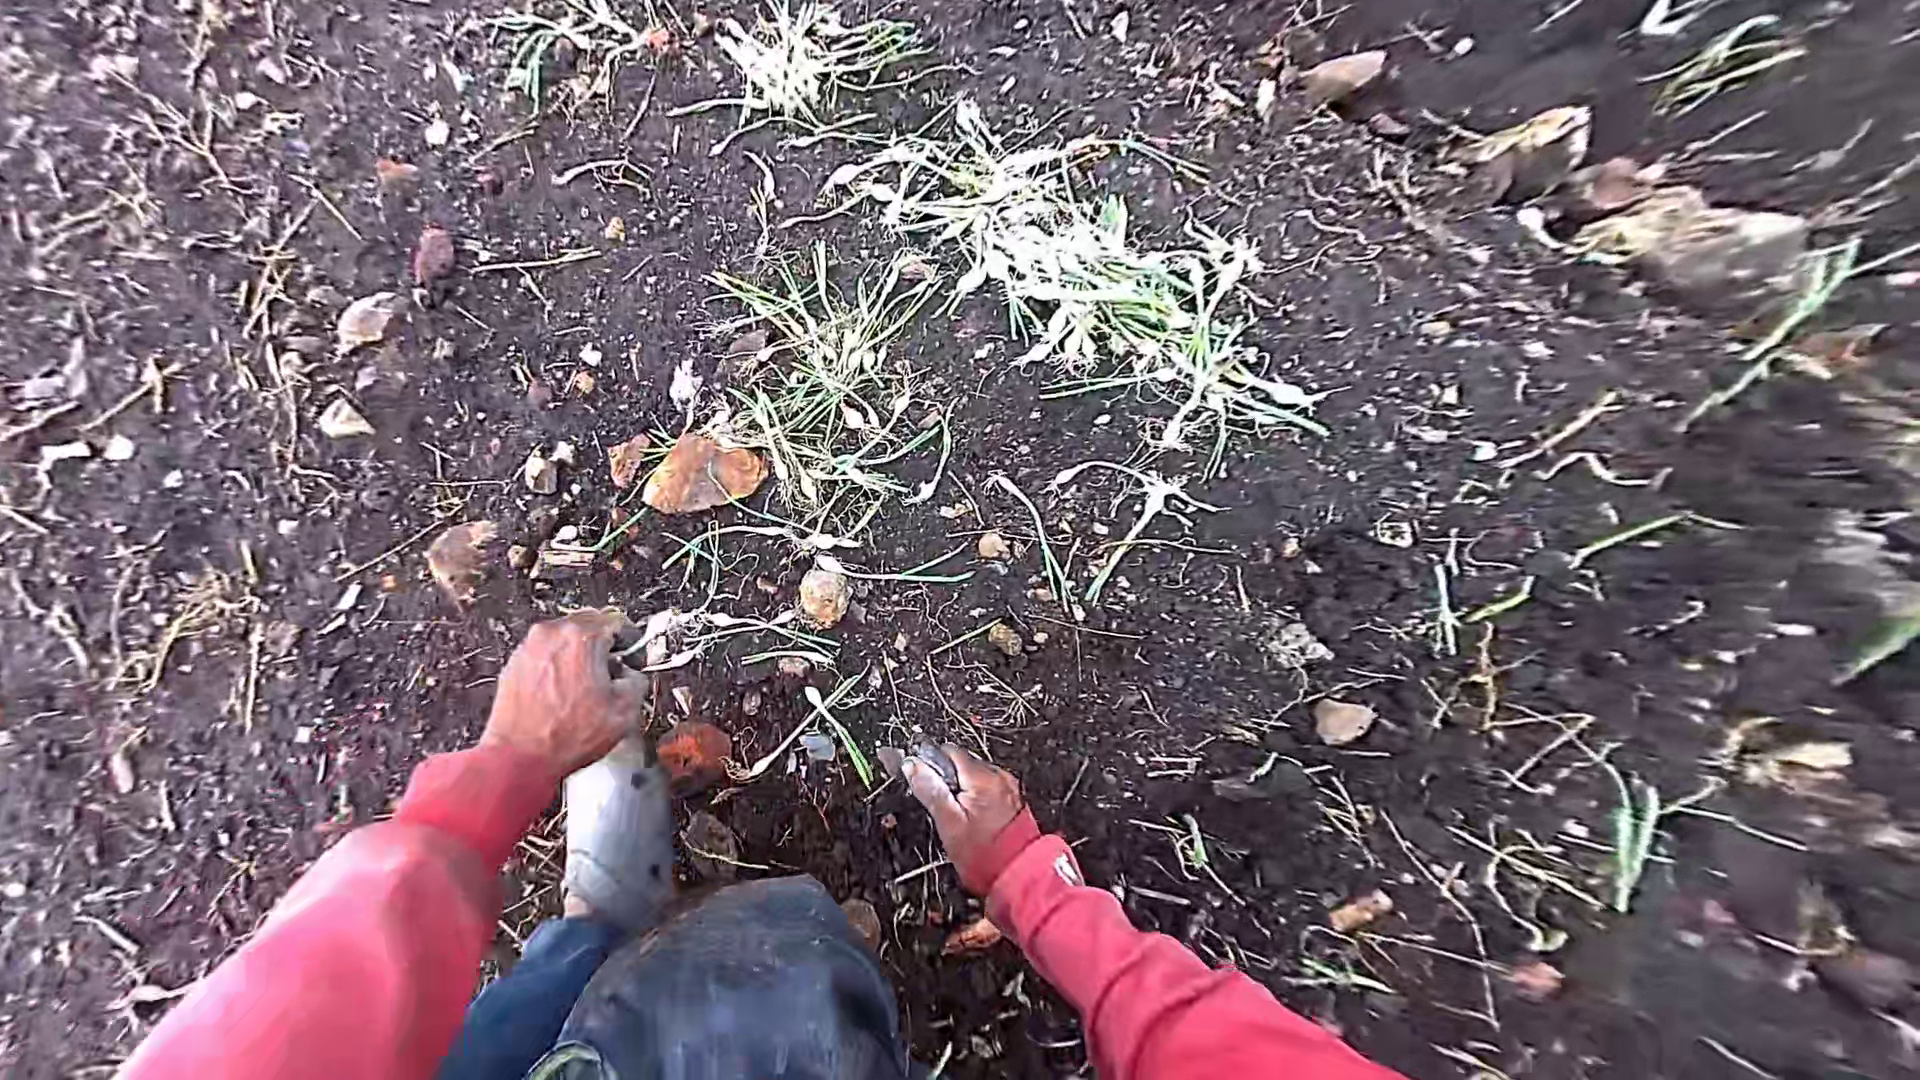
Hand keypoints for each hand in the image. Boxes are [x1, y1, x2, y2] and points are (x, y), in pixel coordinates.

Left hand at [481, 610, 649, 776]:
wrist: (518, 761)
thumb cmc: (568, 735)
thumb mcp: (626, 708)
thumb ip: (637, 677)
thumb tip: (629, 673)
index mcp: (582, 637)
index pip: (619, 622)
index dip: (633, 642)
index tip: (634, 659)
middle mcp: (552, 634)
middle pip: (590, 624)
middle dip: (605, 644)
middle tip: (614, 670)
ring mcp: (529, 648)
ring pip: (566, 638)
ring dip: (580, 653)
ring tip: (587, 683)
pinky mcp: (514, 665)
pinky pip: (546, 654)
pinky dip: (558, 664)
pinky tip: (565, 690)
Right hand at [903, 744, 1041, 895]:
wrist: (1018, 875)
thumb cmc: (982, 855)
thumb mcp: (949, 823)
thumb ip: (930, 791)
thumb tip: (913, 766)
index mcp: (981, 778)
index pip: (949, 751)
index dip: (931, 763)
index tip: (921, 777)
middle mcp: (998, 776)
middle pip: (962, 762)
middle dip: (948, 778)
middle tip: (941, 805)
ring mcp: (1007, 786)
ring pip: (975, 775)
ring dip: (962, 787)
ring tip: (958, 815)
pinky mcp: (1013, 798)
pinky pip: (988, 786)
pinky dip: (977, 795)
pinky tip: (974, 818)